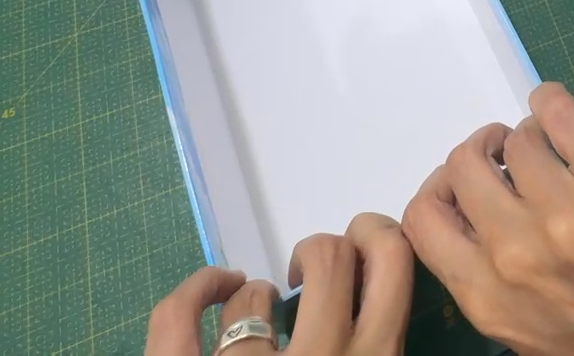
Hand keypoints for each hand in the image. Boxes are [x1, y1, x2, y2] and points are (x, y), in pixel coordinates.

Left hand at [144, 213, 413, 355]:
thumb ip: (379, 341)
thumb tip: (382, 295)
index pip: (395, 258)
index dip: (378, 233)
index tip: (363, 248)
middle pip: (331, 255)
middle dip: (323, 250)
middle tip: (314, 273)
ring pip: (258, 293)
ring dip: (259, 293)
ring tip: (261, 313)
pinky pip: (178, 319)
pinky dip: (196, 291)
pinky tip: (215, 290)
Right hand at [402, 82, 573, 355]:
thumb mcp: (529, 326)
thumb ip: (488, 276)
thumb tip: (467, 207)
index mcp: (490, 296)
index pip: (423, 219)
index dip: (442, 188)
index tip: (471, 181)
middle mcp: (520, 253)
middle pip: (463, 164)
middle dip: (483, 150)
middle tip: (509, 154)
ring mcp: (569, 211)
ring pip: (517, 136)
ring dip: (528, 133)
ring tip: (551, 148)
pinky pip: (556, 109)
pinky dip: (550, 100)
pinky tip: (560, 113)